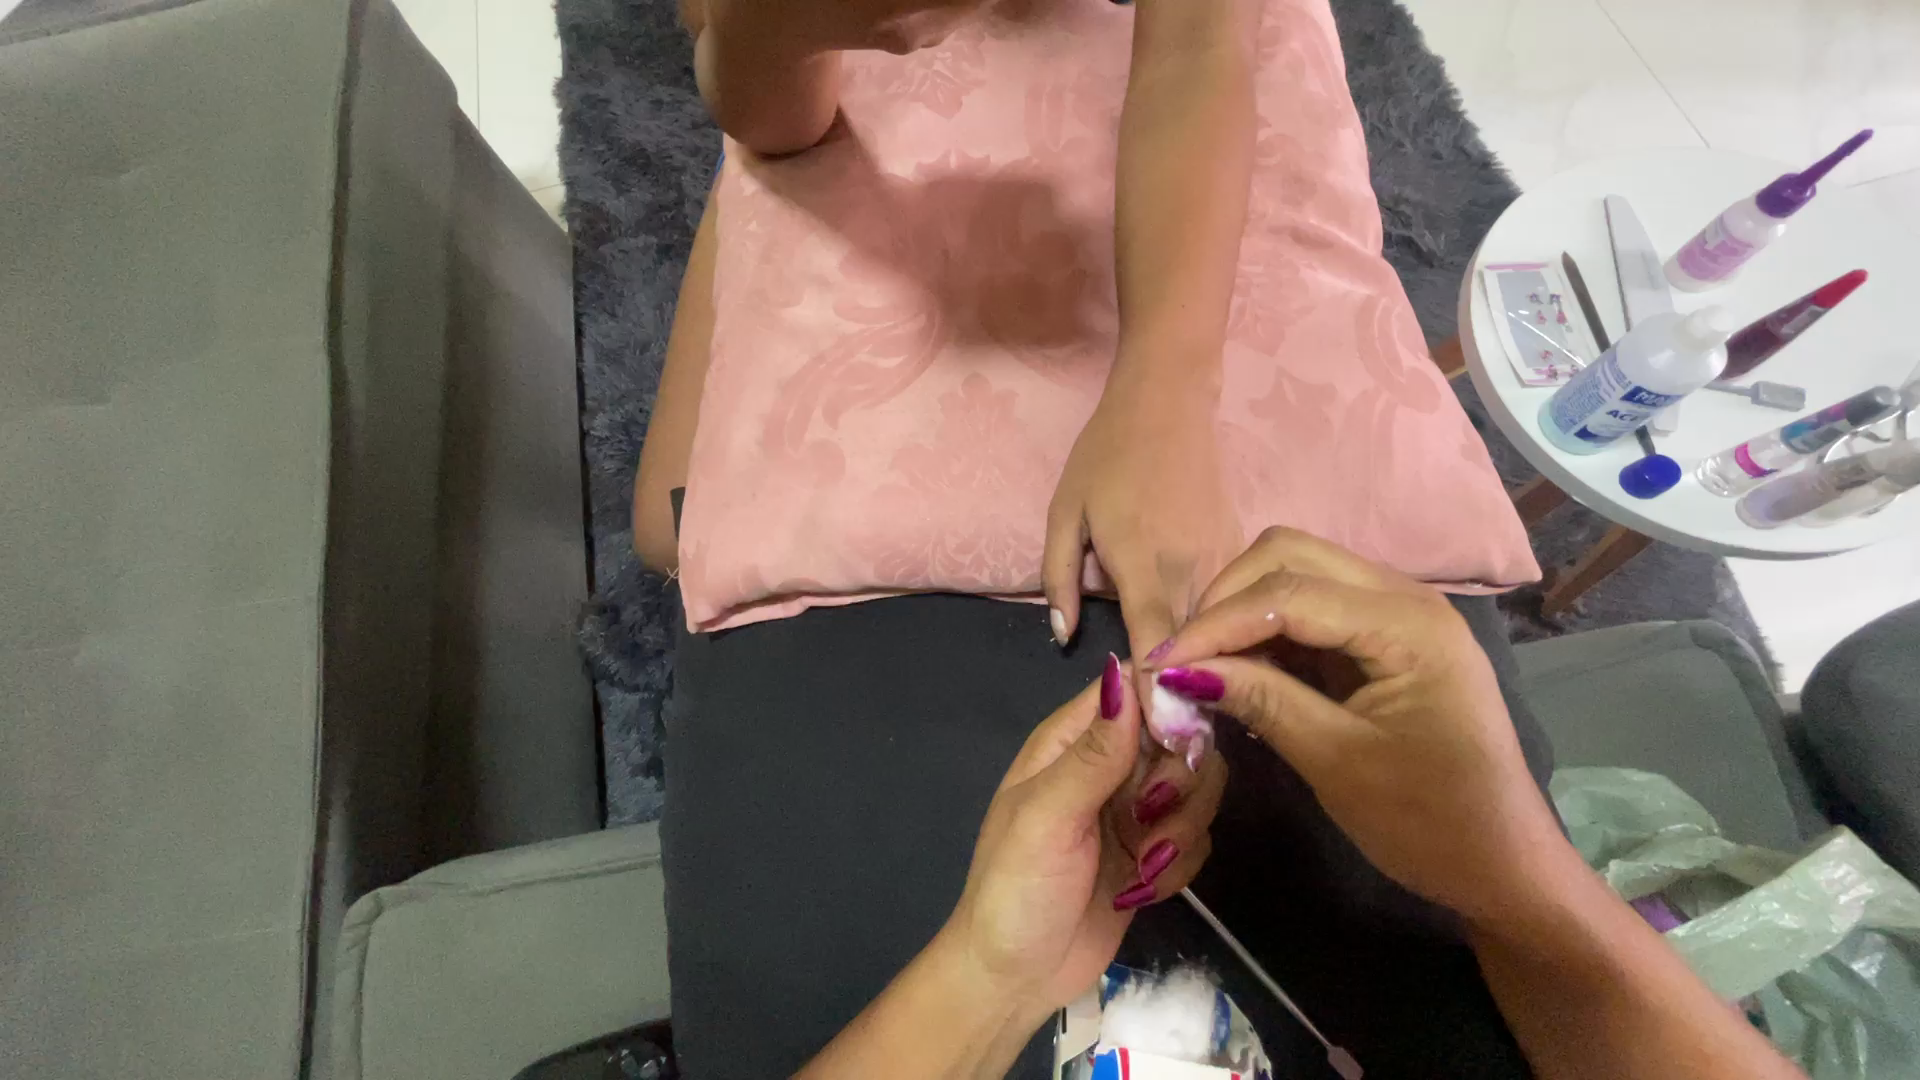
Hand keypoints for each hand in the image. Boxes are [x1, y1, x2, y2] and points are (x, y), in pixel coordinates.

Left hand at [944, 655, 1223, 1017]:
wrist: (1017, 977)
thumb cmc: (1016, 886)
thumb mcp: (1048, 816)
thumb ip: (1093, 754)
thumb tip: (1124, 675)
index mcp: (1069, 741)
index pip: (1130, 688)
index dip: (1164, 701)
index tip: (1177, 739)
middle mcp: (1106, 764)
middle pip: (1177, 735)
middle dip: (1179, 778)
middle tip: (1150, 816)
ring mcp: (1132, 808)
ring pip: (1196, 786)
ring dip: (1182, 827)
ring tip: (1144, 862)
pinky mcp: (1153, 850)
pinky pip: (1197, 836)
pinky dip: (1180, 863)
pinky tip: (1144, 888)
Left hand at [1043, 372, 1242, 717]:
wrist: (1168, 400)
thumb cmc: (1106, 457)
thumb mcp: (1064, 515)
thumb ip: (1059, 581)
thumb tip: (1062, 640)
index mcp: (1146, 567)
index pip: (1157, 651)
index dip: (1158, 701)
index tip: (1158, 748)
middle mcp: (1195, 572)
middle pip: (1199, 654)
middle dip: (1189, 702)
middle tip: (1175, 755)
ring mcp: (1225, 561)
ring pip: (1223, 635)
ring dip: (1212, 677)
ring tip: (1194, 723)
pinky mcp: (1240, 550)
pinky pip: (1235, 609)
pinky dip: (1227, 640)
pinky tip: (1217, 667)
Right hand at [1142, 527, 1566, 924]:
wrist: (1500, 864)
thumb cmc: (1431, 823)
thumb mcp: (1337, 762)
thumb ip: (1260, 700)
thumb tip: (1176, 671)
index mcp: (1409, 626)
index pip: (1288, 595)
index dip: (1215, 625)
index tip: (1159, 665)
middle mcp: (1403, 596)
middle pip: (1287, 555)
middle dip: (1225, 600)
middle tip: (1185, 659)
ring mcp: (1391, 609)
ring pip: (1292, 569)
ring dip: (1240, 608)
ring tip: (1205, 662)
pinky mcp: (1376, 631)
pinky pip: (1305, 602)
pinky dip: (1262, 626)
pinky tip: (1239, 665)